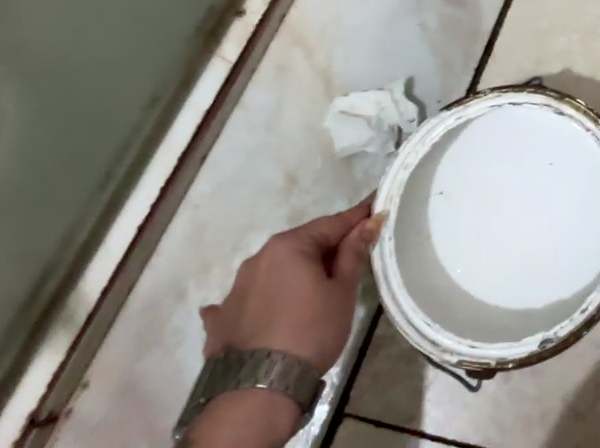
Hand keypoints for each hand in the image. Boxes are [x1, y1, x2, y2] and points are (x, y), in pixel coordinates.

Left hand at [199, 199, 383, 369]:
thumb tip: (368, 222)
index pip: (332, 223)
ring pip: (276, 269)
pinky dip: (260, 297)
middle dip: (327, 248)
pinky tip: (261, 307)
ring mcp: (236, 288)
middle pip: (302, 244)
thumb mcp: (342, 291)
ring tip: (315, 286)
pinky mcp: (223, 318)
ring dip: (296, 271)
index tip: (377, 208)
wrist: (258, 390)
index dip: (357, 218)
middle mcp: (259, 258)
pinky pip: (247, 297)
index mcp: (289, 246)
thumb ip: (354, 253)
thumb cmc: (311, 332)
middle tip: (353, 257)